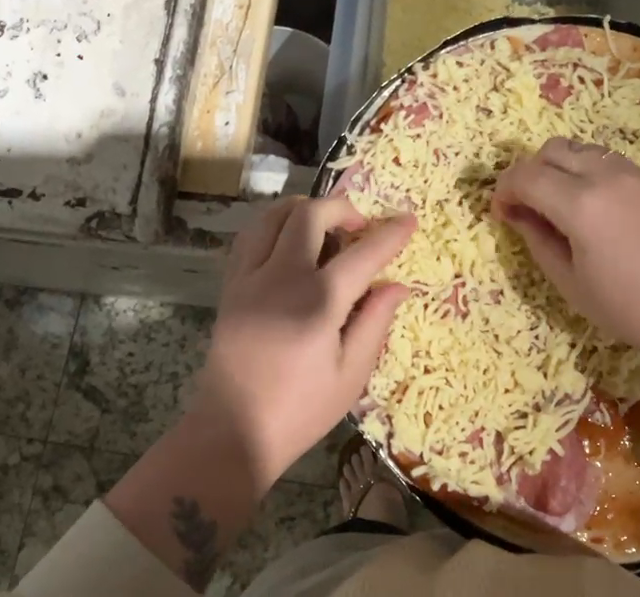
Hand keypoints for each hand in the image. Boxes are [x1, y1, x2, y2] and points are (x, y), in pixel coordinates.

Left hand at [191, 197, 414, 483]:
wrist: (231, 431)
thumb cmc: (299, 411)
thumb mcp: (350, 376)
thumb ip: (375, 323)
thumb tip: (397, 285)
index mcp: (318, 302)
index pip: (362, 253)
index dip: (390, 234)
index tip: (409, 220)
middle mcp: (281, 277)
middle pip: (309, 214)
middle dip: (341, 208)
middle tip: (359, 227)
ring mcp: (249, 277)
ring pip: (273, 215)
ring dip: (303, 209)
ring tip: (323, 227)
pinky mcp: (230, 286)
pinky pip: (250, 236)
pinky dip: (273, 226)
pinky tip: (288, 243)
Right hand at [492, 138, 639, 389]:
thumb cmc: (633, 309)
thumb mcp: (572, 285)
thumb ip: (538, 241)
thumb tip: (517, 214)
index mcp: (580, 204)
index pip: (525, 176)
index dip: (504, 190)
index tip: (500, 213)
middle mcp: (604, 176)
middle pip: (550, 151)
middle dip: (528, 172)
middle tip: (526, 206)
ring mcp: (634, 173)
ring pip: (580, 149)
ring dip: (558, 167)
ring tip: (559, 204)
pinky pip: (607, 160)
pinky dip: (587, 171)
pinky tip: (593, 207)